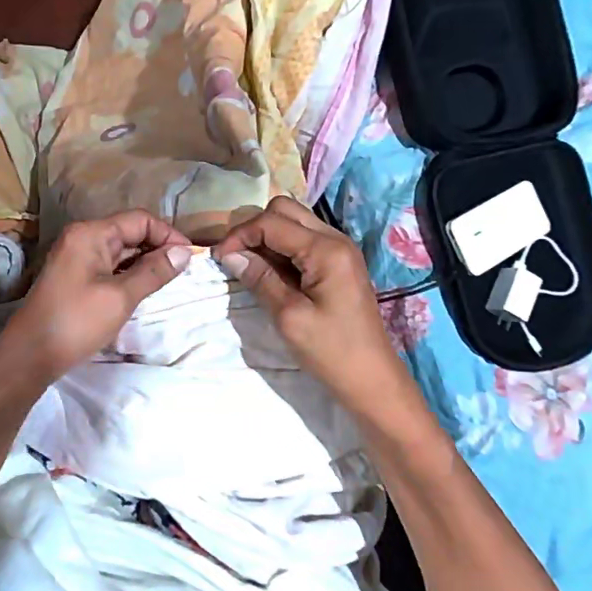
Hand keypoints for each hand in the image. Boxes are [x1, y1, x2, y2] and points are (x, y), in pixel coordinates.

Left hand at [0, 210, 192, 384]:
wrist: (31, 354)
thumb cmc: (77, 321)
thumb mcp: (121, 297)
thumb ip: (154, 271)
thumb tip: (184, 252)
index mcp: (91, 233)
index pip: (139, 220)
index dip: (168, 235)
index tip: (191, 258)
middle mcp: (82, 237)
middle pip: (129, 231)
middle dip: (158, 248)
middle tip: (184, 272)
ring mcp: (76, 256)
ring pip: (120, 250)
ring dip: (145, 262)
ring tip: (169, 281)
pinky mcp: (74, 275)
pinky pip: (109, 265)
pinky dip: (128, 273)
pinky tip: (144, 288)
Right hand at [214, 197, 415, 411]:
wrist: (371, 380)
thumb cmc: (331, 351)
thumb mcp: (289, 316)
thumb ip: (260, 279)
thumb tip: (230, 255)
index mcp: (326, 250)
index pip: (272, 222)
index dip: (240, 235)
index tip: (219, 258)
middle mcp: (335, 239)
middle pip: (284, 210)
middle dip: (254, 228)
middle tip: (236, 257)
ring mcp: (339, 250)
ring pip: (293, 222)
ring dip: (267, 237)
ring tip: (250, 266)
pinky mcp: (337, 264)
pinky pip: (303, 241)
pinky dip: (281, 249)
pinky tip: (271, 273)